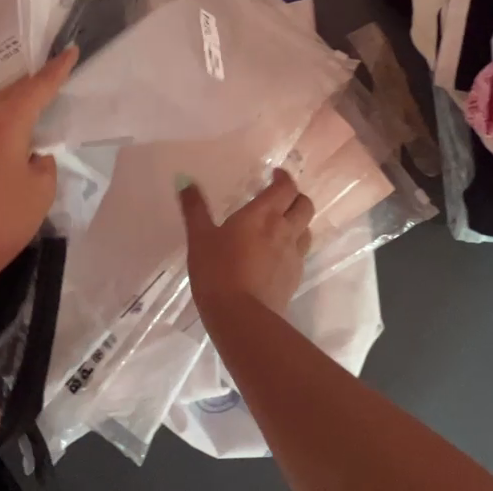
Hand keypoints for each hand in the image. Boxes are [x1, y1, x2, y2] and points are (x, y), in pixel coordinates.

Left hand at [0, 48, 76, 308]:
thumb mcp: (40, 193)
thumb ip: (42, 163)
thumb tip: (29, 156)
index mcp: (3, 124)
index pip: (37, 88)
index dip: (56, 70)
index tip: (69, 51)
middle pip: (6, 98)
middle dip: (27, 92)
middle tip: (45, 87)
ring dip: (0, 120)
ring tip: (15, 133)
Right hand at [179, 169, 315, 319]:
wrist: (242, 319)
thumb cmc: (218, 271)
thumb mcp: (199, 238)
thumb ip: (194, 208)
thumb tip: (185, 182)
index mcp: (264, 214)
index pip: (286, 187)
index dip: (284, 178)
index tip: (274, 175)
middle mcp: (284, 230)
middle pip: (304, 205)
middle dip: (295, 197)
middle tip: (280, 198)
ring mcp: (293, 256)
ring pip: (306, 229)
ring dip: (298, 222)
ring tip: (281, 226)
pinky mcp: (295, 279)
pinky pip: (300, 254)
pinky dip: (293, 247)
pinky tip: (277, 256)